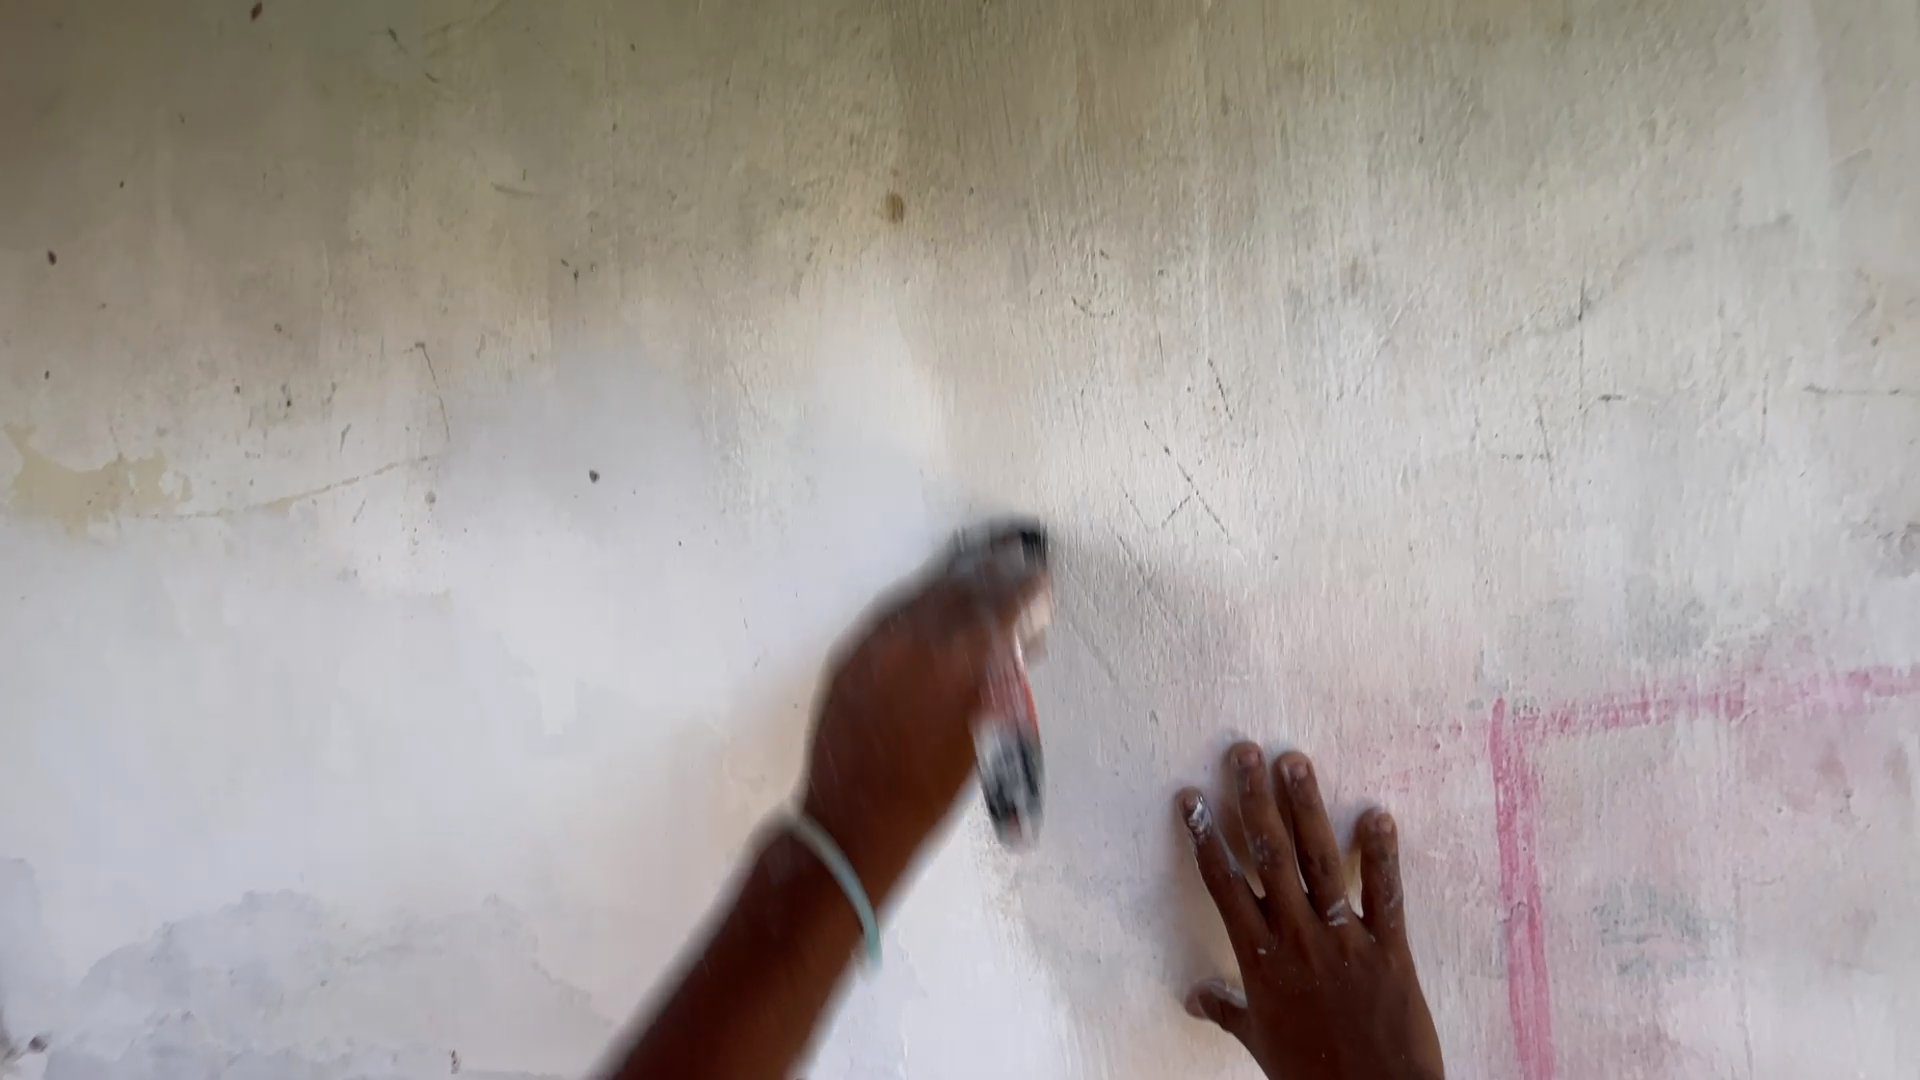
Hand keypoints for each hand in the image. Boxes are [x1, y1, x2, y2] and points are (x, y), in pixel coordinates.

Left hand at [800, 525, 1048, 897]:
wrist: (855, 819)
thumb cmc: (930, 790)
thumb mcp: (981, 733)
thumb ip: (994, 678)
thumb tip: (1012, 642)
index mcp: (954, 661)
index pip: (997, 606)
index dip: (1023, 588)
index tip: (1039, 577)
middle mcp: (913, 639)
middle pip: (959, 589)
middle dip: (991, 576)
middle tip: (1013, 564)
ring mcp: (874, 643)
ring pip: (921, 593)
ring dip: (953, 582)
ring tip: (977, 573)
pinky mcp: (849, 653)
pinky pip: (890, 612)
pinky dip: (918, 602)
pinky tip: (931, 602)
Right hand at [1177, 744, 1443, 1079]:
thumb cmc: (1311, 1073)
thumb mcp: (1259, 1039)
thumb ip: (1225, 1008)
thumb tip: (1191, 998)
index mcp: (1259, 954)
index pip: (1222, 882)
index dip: (1205, 836)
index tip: (1192, 797)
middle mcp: (1296, 934)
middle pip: (1268, 854)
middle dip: (1254, 798)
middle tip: (1245, 753)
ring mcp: (1343, 937)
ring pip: (1319, 860)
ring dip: (1306, 807)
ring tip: (1295, 761)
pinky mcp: (1389, 949)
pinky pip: (1385, 894)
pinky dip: (1382, 854)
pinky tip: (1377, 813)